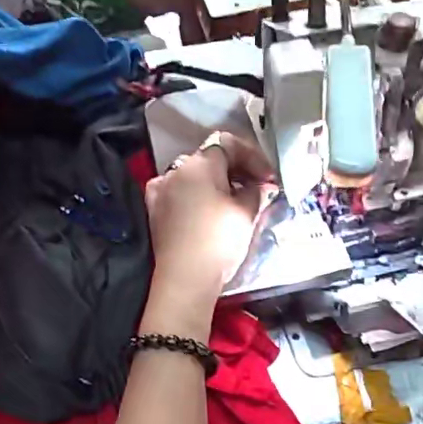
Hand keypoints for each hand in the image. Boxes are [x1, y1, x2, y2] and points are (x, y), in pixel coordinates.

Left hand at [143, 132, 275, 338]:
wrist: (185, 279)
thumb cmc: (219, 240)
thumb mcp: (246, 213)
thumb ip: (256, 191)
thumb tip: (260, 186)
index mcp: (199, 163)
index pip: (229, 144)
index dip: (253, 157)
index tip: (268, 177)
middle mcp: (176, 170)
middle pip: (209, 159)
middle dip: (235, 170)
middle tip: (256, 189)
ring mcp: (161, 190)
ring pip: (193, 177)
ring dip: (215, 184)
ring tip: (234, 203)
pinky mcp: (154, 211)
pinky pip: (179, 194)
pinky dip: (195, 197)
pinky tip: (207, 212)